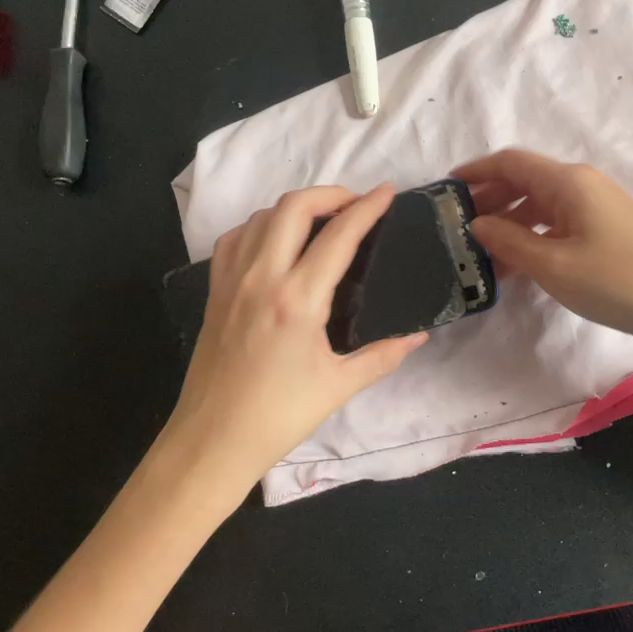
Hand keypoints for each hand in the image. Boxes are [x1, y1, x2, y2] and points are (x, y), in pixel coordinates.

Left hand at [160, 185, 427, 504]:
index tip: (388, 192)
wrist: (213, 439)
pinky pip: (233, 240)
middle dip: (330, 193)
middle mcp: (261, 278)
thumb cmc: (279, 416)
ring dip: (294, 208)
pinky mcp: (214, 292)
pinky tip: (274, 242)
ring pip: (260, 217)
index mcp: (297, 300)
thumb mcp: (339, 386)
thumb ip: (383, 355)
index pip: (338, 236)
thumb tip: (419, 336)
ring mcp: (231, 281)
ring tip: (320, 220)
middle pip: (293, 207)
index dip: (367, 208)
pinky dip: (258, 227)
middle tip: (356, 204)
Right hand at [454, 149, 632, 354]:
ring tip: (481, 256)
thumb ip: (509, 241)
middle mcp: (581, 186)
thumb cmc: (616, 279)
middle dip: (489, 201)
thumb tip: (477, 223)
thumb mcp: (552, 264)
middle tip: (456, 229)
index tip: (446, 187)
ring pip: (539, 208)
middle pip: (524, 183)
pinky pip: (557, 227)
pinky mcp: (606, 233)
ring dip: (509, 226)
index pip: (511, 162)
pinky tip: (517, 267)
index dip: (476, 171)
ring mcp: (596, 210)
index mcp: (567, 182)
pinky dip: (532, 240)